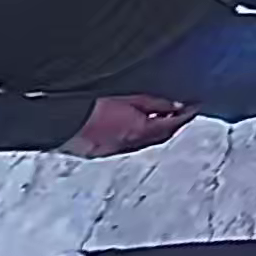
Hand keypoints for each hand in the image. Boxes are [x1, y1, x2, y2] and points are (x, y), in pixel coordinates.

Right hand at [62, 95, 196, 157]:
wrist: (58, 123)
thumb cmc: (95, 108)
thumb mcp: (132, 100)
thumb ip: (157, 104)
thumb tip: (177, 106)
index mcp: (139, 131)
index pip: (172, 125)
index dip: (187, 115)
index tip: (197, 106)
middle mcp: (129, 145)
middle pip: (162, 137)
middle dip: (176, 125)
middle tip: (185, 112)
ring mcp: (114, 152)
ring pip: (147, 143)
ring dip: (160, 132)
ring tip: (167, 118)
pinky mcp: (101, 155)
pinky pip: (131, 147)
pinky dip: (143, 138)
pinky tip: (144, 128)